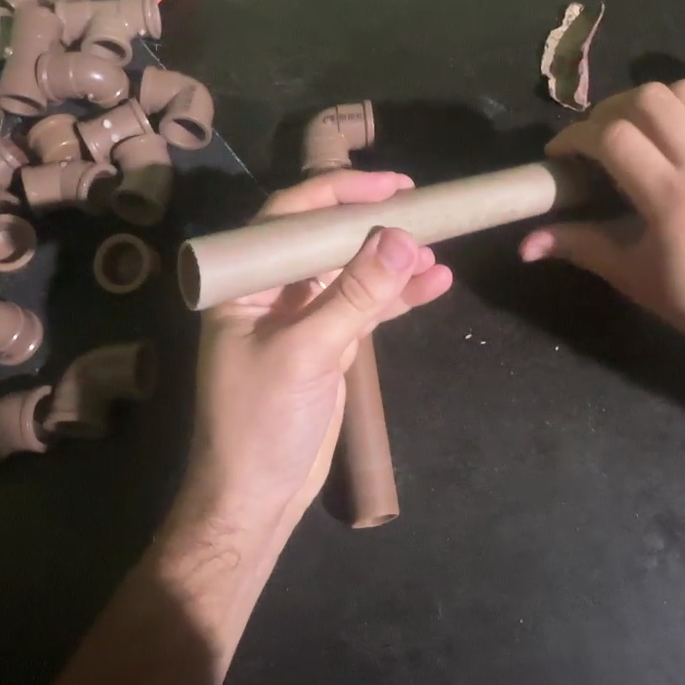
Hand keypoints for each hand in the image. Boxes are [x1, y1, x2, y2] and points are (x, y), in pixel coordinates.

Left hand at [183, 170, 453, 540]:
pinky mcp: (328, 343)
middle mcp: (272, 290)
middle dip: (374, 225)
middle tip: (423, 209)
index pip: (290, 218)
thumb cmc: (260, 422)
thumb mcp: (307, 352)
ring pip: (352, 273)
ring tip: (438, 251)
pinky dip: (397, 297)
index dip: (340, 193)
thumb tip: (403, 239)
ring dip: (393, 262)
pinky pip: (366, 308)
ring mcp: (302, 317)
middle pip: (326, 240)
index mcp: (245, 282)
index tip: (393, 187)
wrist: (256, 498)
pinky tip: (434, 284)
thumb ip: (355, 295)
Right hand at [519, 81, 684, 378]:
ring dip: (654, 104)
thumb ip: (582, 248)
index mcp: (672, 197)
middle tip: (597, 143)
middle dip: (610, 112)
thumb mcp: (638, 280)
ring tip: (640, 134)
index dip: (574, 138)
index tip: (559, 158)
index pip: (611, 136)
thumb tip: (525, 245)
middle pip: (648, 98)